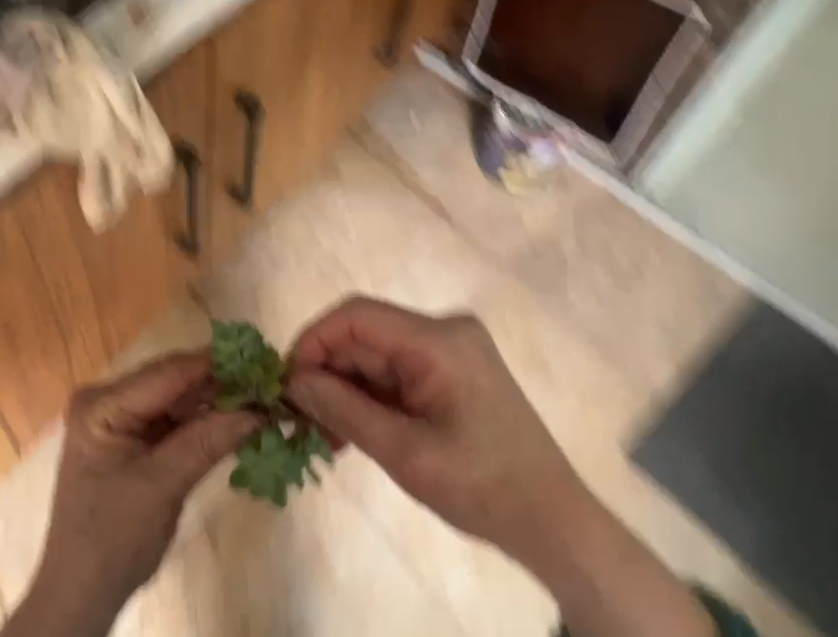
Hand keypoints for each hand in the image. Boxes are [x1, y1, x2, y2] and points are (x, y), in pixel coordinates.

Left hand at [5, 353, 257, 636]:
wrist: (83, 590)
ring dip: (218, 402)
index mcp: (102, 403)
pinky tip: (240, 420)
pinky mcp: (134, 439)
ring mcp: (120, 419)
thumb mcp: (161, 486)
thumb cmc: (113, 537)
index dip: (217, 365)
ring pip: (179, 400)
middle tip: (272, 383)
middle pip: (175, 382)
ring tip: (265, 398)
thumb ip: (207, 441)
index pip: (168, 373)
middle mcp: (108, 399)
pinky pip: (176, 421)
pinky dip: (206, 422)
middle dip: (222, 383)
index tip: (264, 361)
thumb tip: (260, 410)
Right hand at [285, 296, 581, 551]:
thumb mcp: (403, 452)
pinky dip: (368, 397)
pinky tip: (349, 432)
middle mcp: (445, 331)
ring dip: (344, 389)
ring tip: (321, 435)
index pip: (356, 316)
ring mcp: (451, 350)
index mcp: (438, 340)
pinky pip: (395, 372)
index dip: (313, 342)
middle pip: (365, 335)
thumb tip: (292, 382)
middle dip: (326, 372)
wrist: (553, 522)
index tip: (285, 383)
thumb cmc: (481, 487)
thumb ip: (343, 410)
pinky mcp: (452, 372)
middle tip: (297, 418)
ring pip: (375, 355)